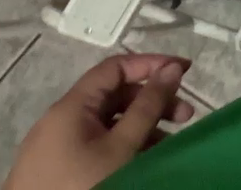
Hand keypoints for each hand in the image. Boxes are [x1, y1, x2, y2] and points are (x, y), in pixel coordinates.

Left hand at [3, 53, 196, 189]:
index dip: (152, 63)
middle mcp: (59, 120)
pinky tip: (141, 158)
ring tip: (168, 142)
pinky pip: (96, 142)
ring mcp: (55, 146)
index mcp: (70, 107)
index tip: (184, 71)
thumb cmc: (82, 186)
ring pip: (108, 121)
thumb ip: (149, 104)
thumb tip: (173, 68)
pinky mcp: (55, 168)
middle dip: (153, 100)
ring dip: (142, 124)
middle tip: (185, 115)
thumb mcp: (122, 146)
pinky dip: (123, 142)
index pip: (116, 67)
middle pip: (114, 94)